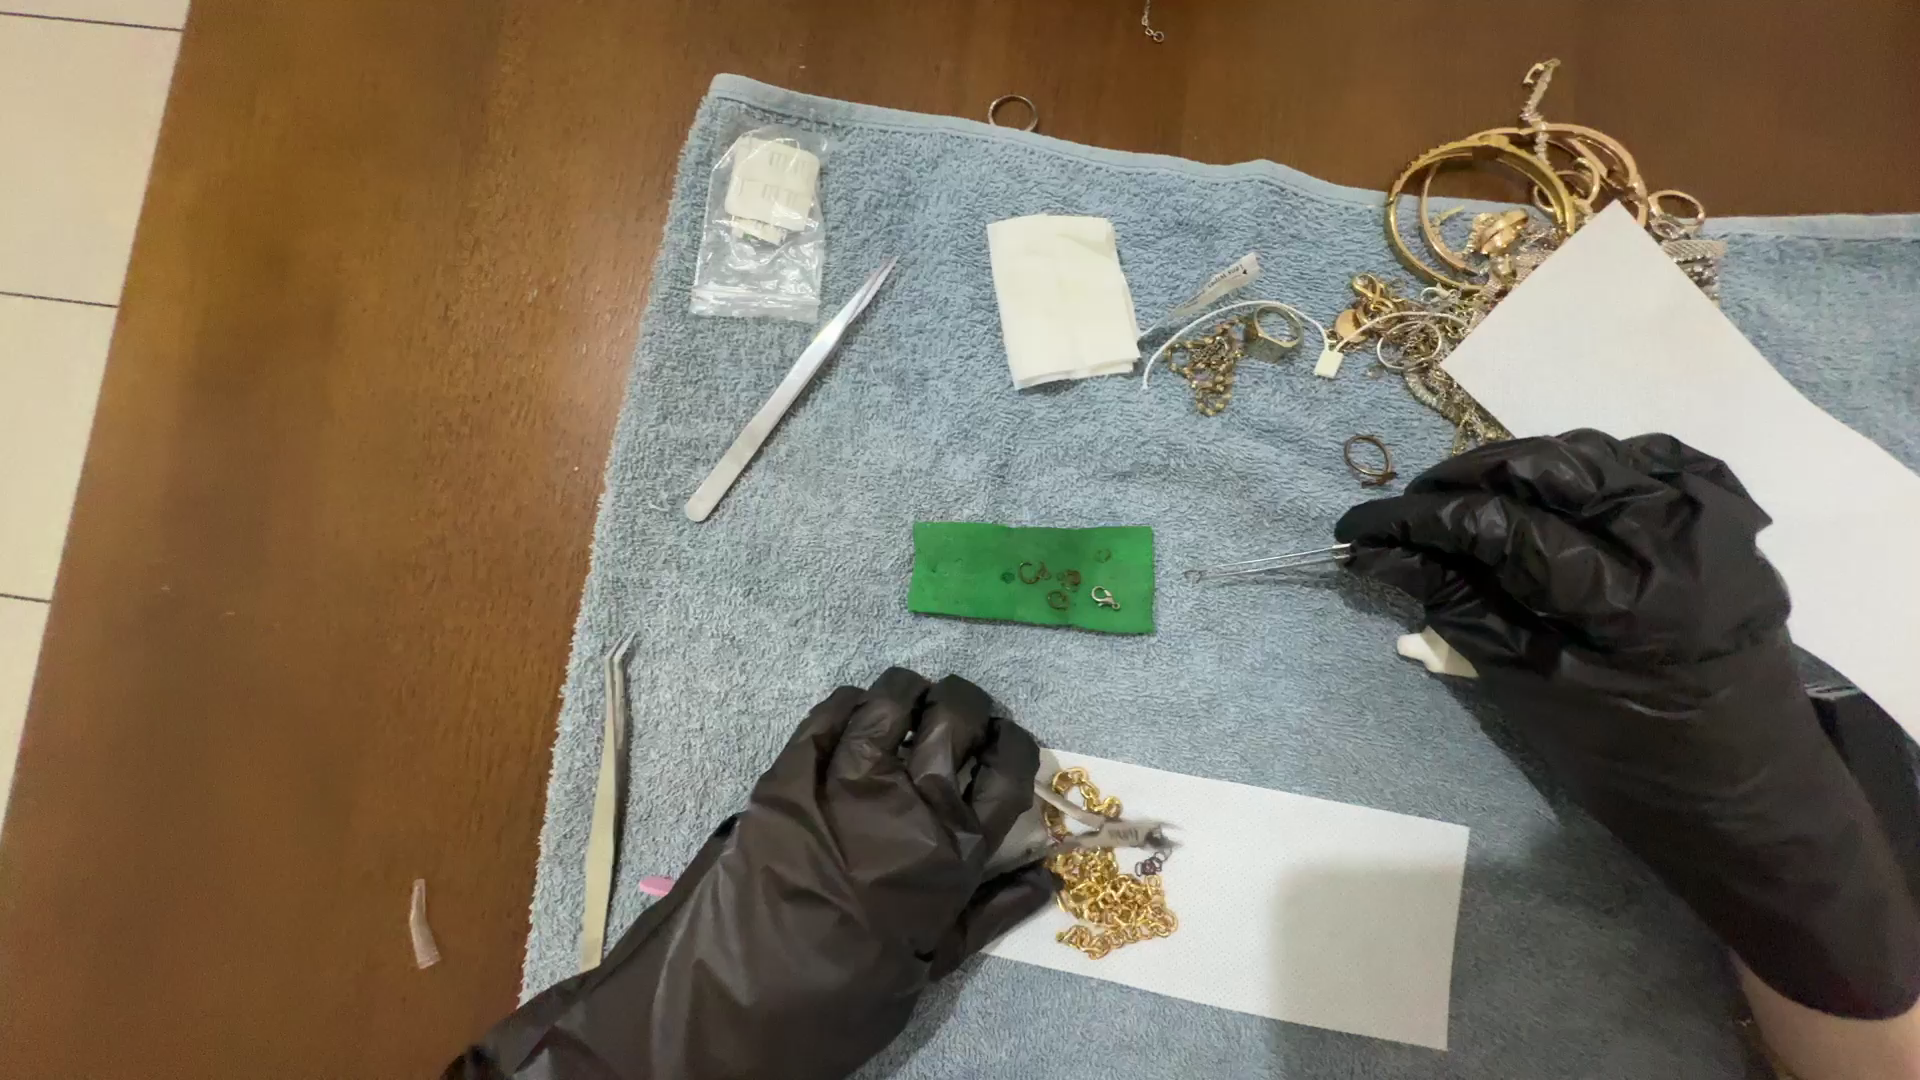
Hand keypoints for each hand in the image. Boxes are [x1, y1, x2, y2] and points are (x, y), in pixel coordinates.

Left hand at [450, 669, 1052, 1079]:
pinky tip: (854, 708)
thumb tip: (1049, 877)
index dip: (1015, 743)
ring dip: (908, 687)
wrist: (740, 1012)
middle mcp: (909, 807)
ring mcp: (846, 785)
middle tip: (961, 709)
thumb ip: (994, 912)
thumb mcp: (935, 964)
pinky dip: (848, 701)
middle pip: (957, 719)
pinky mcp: (791, 776)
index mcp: (953, 856)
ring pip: (891, 701)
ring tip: (911, 693)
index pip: (1008, 771)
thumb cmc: (848, 997)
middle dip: (969, 701)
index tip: (1004, 740)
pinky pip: (828, 713)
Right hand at [1336, 429, 1919, 1018]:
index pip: (1492, 524)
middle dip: (1457, 481)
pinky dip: (1584, 467)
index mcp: (1627, 596)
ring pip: (1585, 450)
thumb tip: (1374, 553)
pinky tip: (1552, 495)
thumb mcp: (1519, 677)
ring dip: (1512, 470)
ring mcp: (1712, 516)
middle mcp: (1677, 536)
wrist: (1741, 785)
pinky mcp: (1726, 515)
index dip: (1412, 519)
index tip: (1354, 527)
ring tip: (1469, 506)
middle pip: (1539, 465)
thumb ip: (1449, 598)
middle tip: (1411, 515)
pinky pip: (1643, 458)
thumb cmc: (1619, 751)